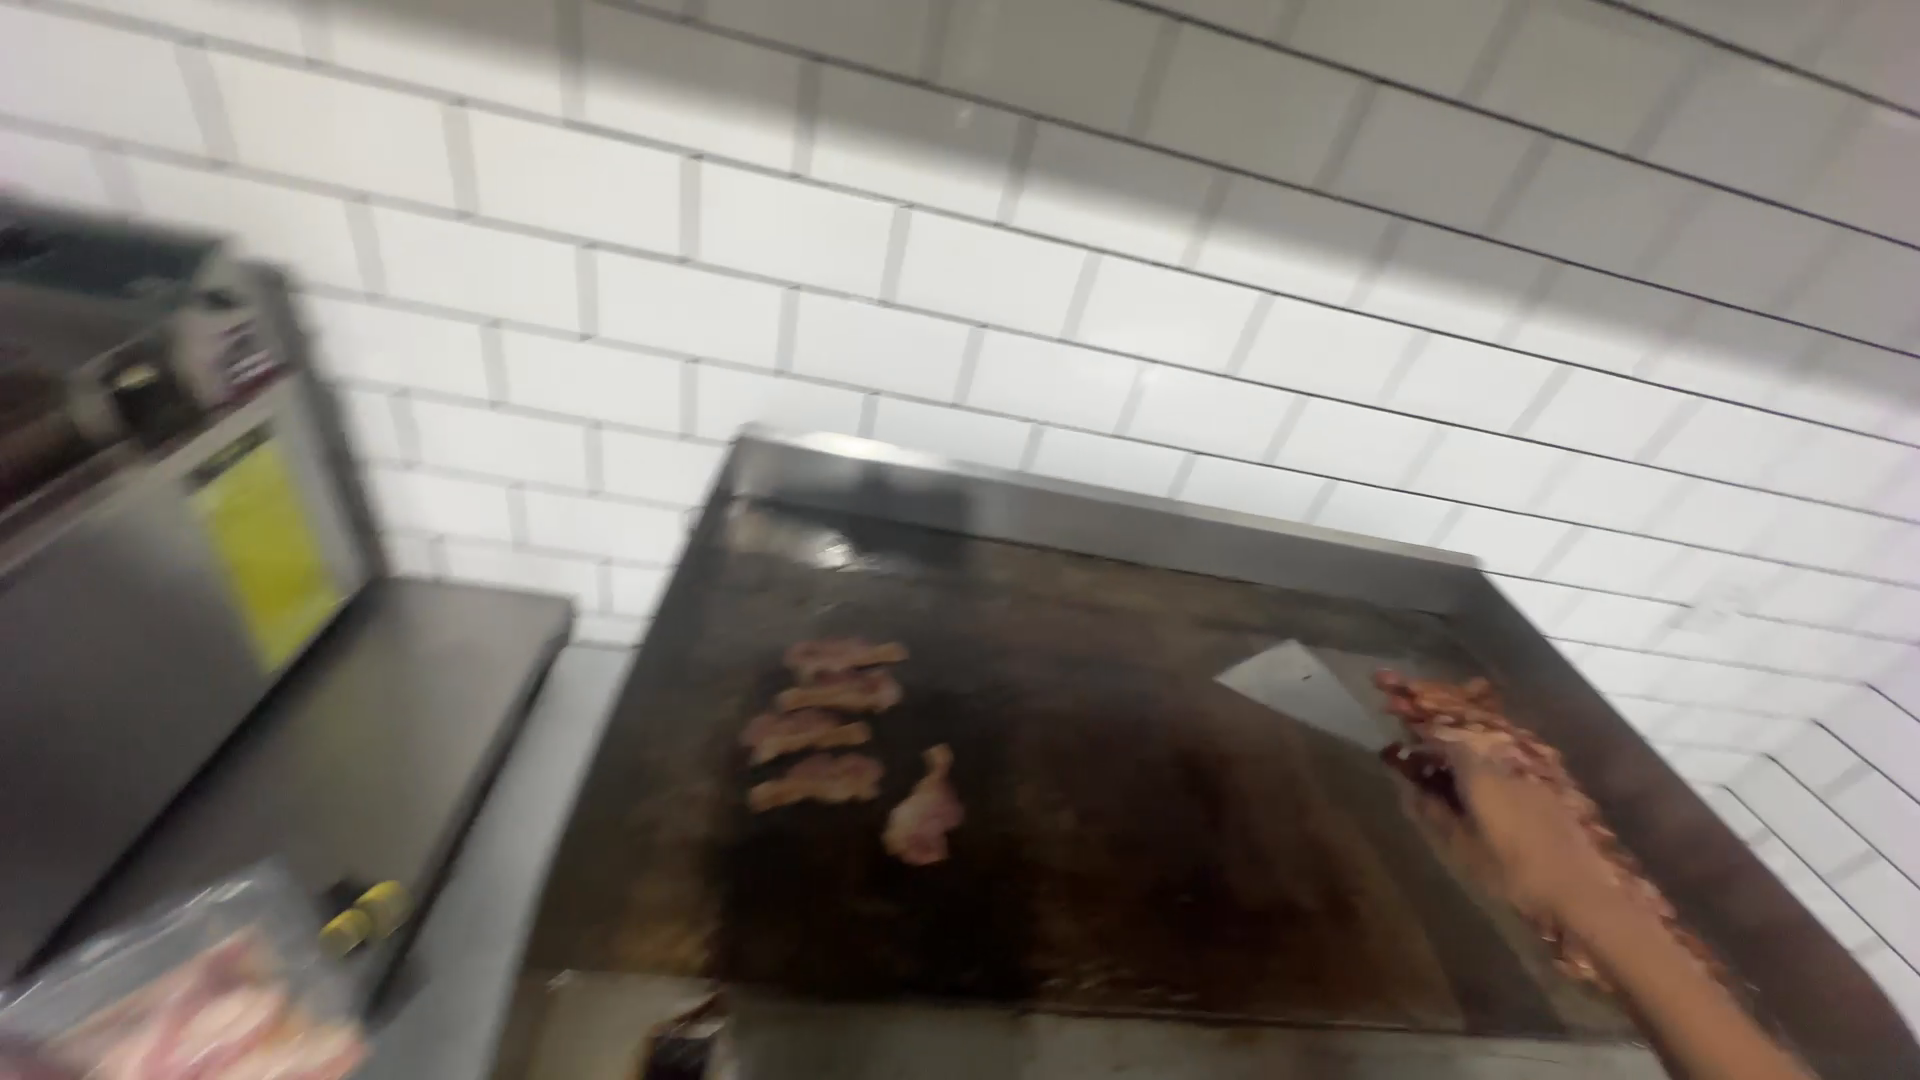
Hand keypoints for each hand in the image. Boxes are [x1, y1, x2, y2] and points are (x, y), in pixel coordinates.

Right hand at [1401, 744, 1624, 928]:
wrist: (1584, 899)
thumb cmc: (1512, 872)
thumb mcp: (1461, 847)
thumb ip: (1432, 813)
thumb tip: (1408, 789)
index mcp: (1481, 778)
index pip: (1449, 744)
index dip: (1427, 747)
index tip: (1410, 759)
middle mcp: (1509, 773)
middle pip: (1473, 756)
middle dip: (1449, 765)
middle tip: (1432, 785)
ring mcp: (1536, 789)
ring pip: (1495, 773)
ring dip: (1474, 781)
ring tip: (1461, 806)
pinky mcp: (1555, 807)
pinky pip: (1515, 789)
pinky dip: (1497, 795)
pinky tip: (1496, 821)